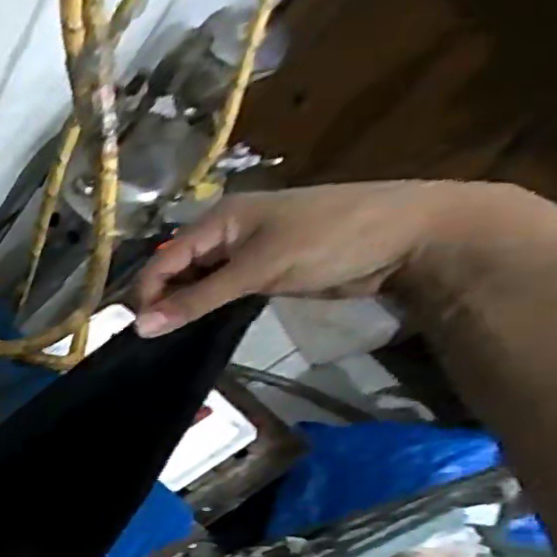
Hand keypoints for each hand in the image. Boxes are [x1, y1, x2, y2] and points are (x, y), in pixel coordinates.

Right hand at [132, 181, 456, 336]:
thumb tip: (139, 329)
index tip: (141, 331)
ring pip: (192, 282)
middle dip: (161, 302)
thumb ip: (196, 301)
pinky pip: (216, 288)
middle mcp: (223, 232)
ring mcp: (242, 250)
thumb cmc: (332, 239)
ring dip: (183, 306)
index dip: (146, 296)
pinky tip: (199, 324)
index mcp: (217, 220)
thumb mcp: (257, 271)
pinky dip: (205, 306)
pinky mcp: (259, 268)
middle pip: (172, 271)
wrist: (416, 235)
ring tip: (175, 334)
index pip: (161, 262)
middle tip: (157, 337)